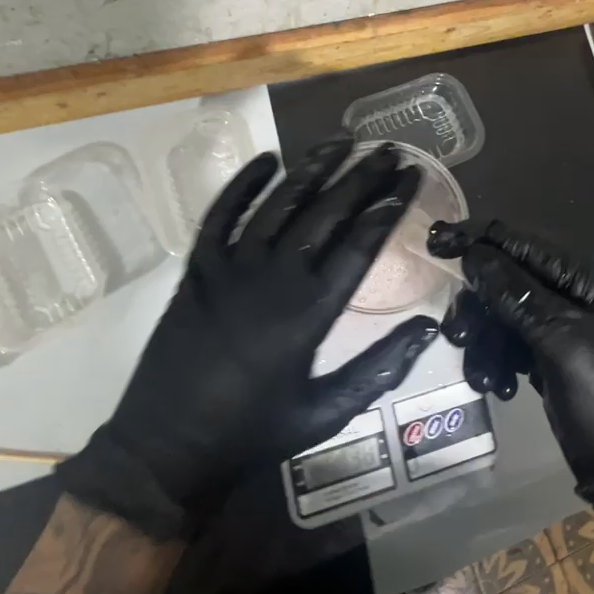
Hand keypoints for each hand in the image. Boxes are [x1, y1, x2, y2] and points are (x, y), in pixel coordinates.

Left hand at [56, 137, 440, 539]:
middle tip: (390, 151)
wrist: (164, 452)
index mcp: (308, 313)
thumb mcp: (326, 413)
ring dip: (312, 169)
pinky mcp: (196, 270)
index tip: (411, 179)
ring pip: (278, 204)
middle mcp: (272, 278)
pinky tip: (268, 158)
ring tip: (342, 141)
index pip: (360, 244)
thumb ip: (380, 367)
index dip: (389, 207)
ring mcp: (229, 268)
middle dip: (362, 178)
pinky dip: (242, 184)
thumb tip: (429, 326)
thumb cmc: (252, 434)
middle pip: (326, 213)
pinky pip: (220, 215)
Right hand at [457, 222, 593, 513]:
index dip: (481, 239)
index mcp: (588, 279)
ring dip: (487, 341)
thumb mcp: (563, 341)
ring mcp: (562, 329)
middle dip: (481, 306)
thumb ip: (518, 296)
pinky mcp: (550, 359)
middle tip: (456, 333)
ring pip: (505, 316)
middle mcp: (575, 296)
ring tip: (481, 374)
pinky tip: (496, 386)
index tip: (437, 241)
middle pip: (510, 281)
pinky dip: (498, 361)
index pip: (525, 245)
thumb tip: (476, 255)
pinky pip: (512, 345)